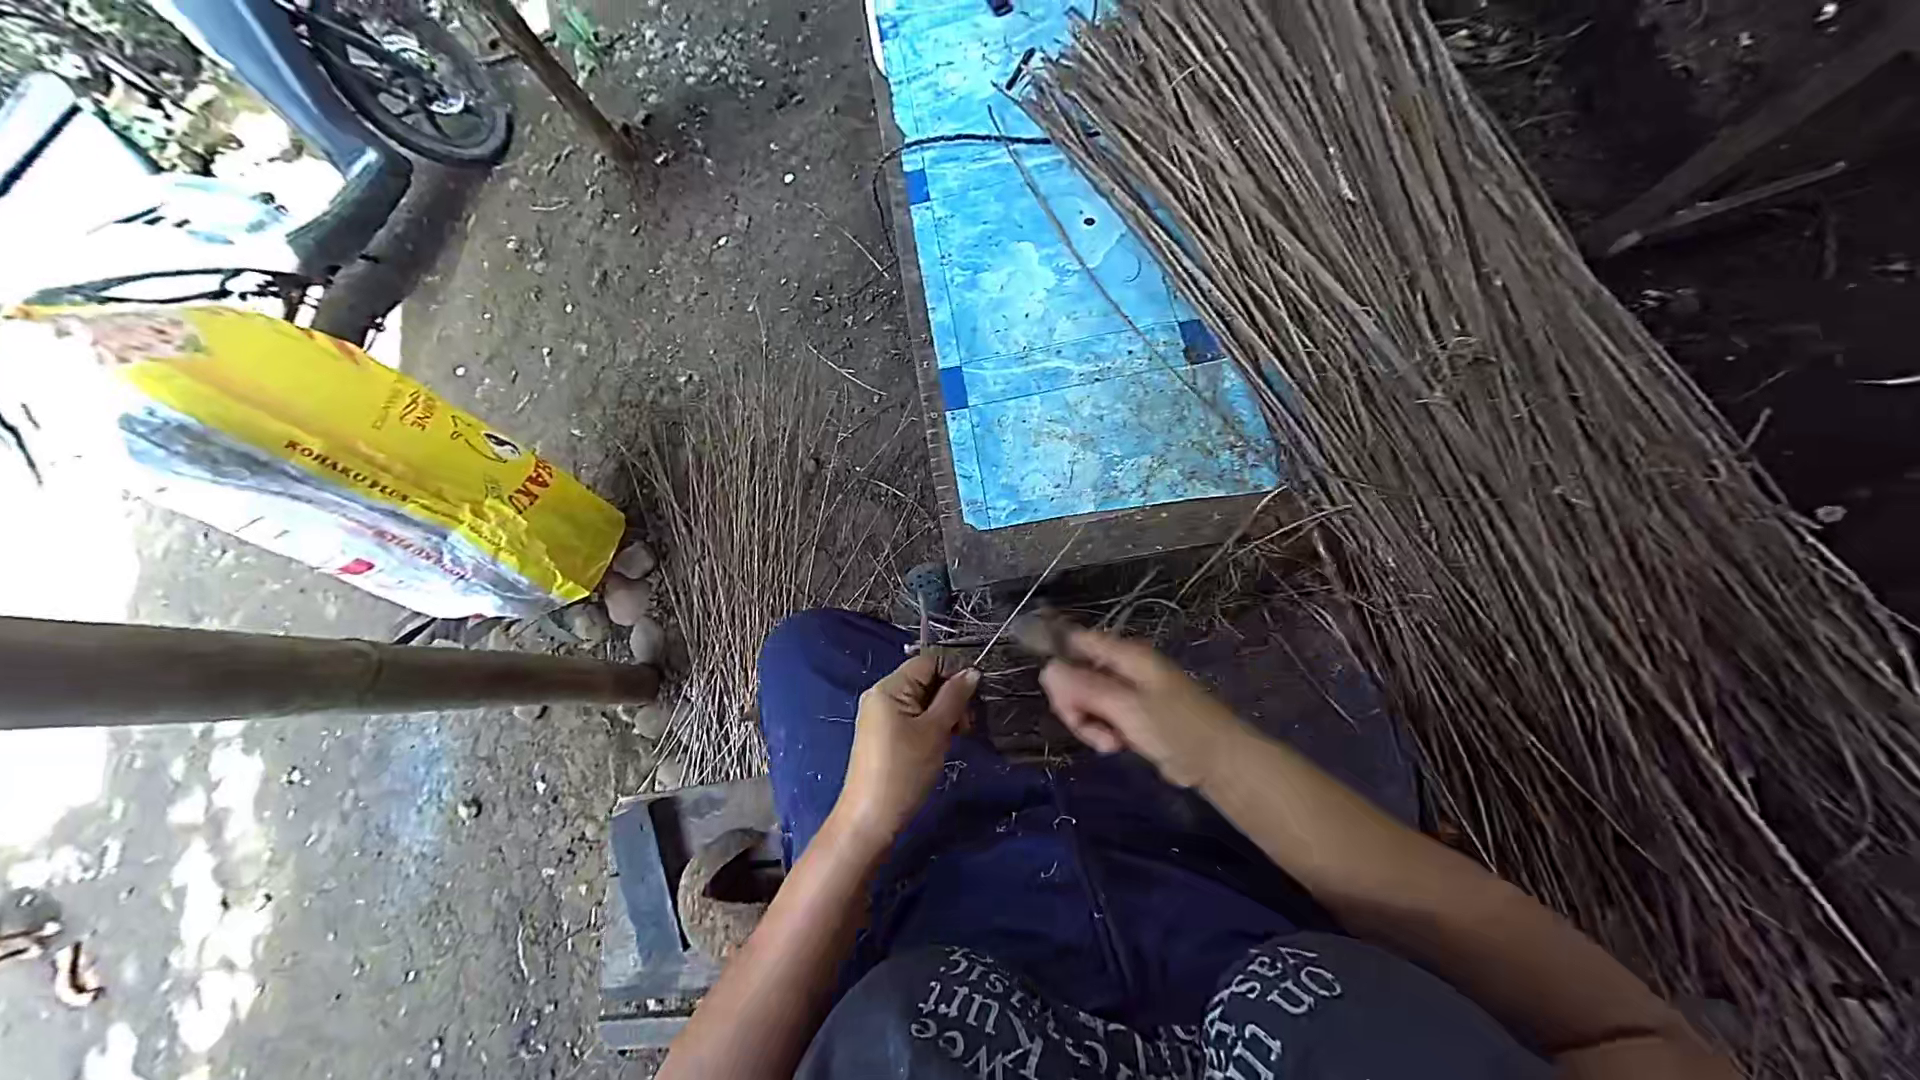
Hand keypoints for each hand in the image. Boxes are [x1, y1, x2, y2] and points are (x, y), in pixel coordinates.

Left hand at [832, 652, 980, 843]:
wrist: (871, 819)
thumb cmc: (904, 770)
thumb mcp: (935, 730)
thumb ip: (954, 697)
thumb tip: (972, 672)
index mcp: (889, 687)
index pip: (928, 662)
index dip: (954, 673)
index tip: (973, 699)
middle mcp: (881, 695)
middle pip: (926, 680)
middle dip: (951, 697)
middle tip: (965, 726)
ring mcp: (880, 716)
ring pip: (922, 701)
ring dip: (944, 714)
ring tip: (954, 738)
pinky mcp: (883, 735)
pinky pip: (913, 718)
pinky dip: (931, 726)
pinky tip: (940, 745)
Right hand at [1038, 628, 1249, 787]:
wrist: (1221, 764)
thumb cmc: (1177, 729)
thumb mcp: (1126, 706)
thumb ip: (1084, 687)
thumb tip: (1047, 670)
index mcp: (1125, 654)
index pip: (1077, 640)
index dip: (1057, 655)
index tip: (1051, 689)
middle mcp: (1124, 666)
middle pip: (1076, 672)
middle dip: (1074, 701)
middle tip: (1085, 725)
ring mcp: (1128, 690)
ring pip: (1086, 698)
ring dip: (1088, 722)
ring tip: (1108, 743)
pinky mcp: (1132, 713)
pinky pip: (1101, 715)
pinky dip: (1102, 731)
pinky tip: (1115, 746)